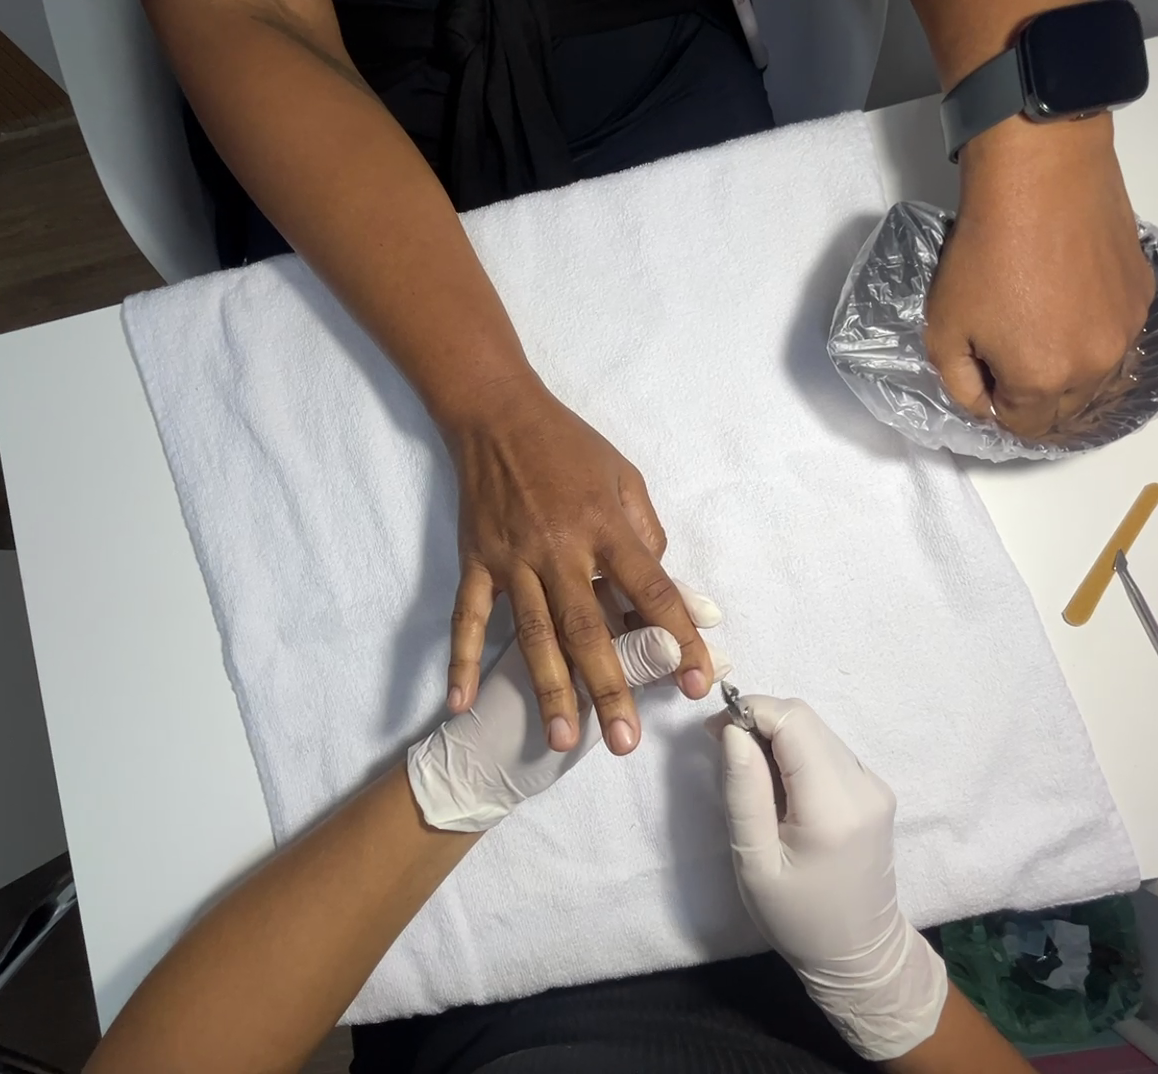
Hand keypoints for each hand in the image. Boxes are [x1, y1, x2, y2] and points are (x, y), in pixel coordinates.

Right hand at [442, 383, 714, 756]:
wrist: (497, 415)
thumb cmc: (568, 445)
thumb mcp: (625, 476)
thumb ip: (644, 533)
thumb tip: (658, 587)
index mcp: (604, 525)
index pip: (650, 590)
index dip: (677, 637)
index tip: (697, 680)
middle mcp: (559, 548)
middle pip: (588, 627)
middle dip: (609, 686)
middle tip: (625, 741)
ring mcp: (511, 559)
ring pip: (532, 633)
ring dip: (548, 688)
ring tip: (561, 739)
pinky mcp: (475, 562)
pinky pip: (467, 616)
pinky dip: (461, 659)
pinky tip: (460, 701)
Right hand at [717, 696, 946, 1061]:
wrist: (861, 957)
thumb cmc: (798, 917)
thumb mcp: (754, 861)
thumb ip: (743, 789)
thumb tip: (733, 730)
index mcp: (833, 807)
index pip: (792, 720)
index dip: (749, 711)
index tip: (715, 733)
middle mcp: (863, 786)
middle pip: (804, 718)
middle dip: (758, 720)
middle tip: (723, 750)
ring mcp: (874, 785)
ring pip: (814, 728)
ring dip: (774, 734)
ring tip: (748, 770)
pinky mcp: (873, 789)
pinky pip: (825, 746)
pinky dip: (793, 749)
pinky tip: (777, 783)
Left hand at [925, 115, 1154, 439]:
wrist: (1041, 182)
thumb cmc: (981, 261)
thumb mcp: (944, 334)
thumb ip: (961, 385)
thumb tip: (984, 407)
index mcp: (1044, 380)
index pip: (1025, 426)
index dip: (998, 411)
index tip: (983, 383)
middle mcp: (1097, 363)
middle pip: (1064, 408)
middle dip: (1032, 397)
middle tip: (1002, 360)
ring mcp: (1128, 327)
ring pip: (1094, 376)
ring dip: (1063, 370)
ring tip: (1033, 334)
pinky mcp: (1143, 293)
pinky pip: (1114, 336)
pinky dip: (1088, 336)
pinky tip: (1063, 308)